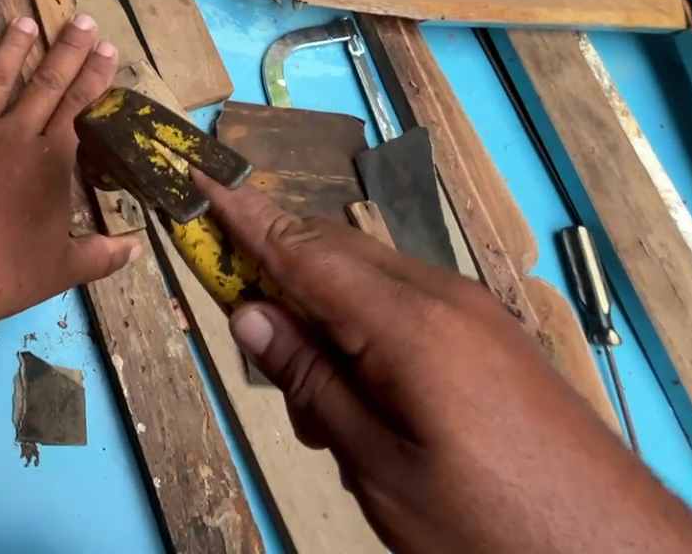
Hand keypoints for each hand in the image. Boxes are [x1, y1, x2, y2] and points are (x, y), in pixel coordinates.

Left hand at [0, 15, 139, 340]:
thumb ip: (101, 256)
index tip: (106, 48)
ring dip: (10, 47)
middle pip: (45, 83)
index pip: (79, 108)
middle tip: (79, 19)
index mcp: (48, 161)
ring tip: (23, 21)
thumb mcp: (60, 271)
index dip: (94, 77)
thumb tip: (138, 251)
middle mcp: (12, 134)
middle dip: (66, 50)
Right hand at [200, 175, 691, 553]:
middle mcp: (439, 295)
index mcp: (406, 323)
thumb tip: (248, 313)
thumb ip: (310, 380)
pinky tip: (360, 392)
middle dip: (274, 271)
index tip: (198, 173)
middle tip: (249, 332)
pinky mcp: (486, 331)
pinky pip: (398, 300)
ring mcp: (470, 309)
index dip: (242, 214)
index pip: (299, 249)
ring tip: (318, 406)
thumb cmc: (493, 528)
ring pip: (362, 276)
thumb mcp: (380, 468)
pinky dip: (357, 324)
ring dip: (317, 310)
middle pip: (328, 250)